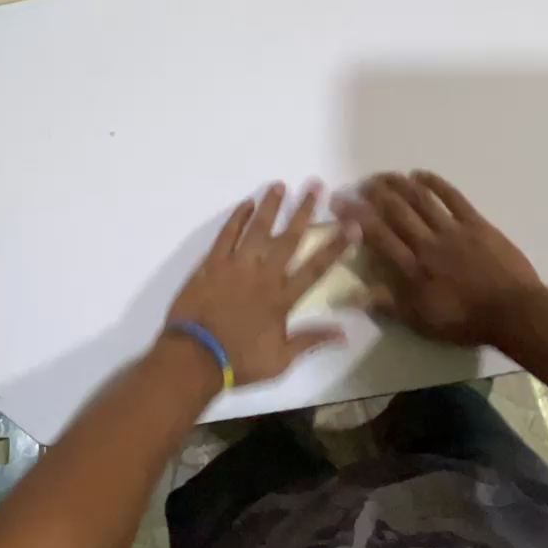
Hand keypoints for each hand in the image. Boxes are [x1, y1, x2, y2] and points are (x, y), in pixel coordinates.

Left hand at [163, 182, 352, 386]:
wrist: (194, 357)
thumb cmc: (239, 361)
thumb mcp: (281, 360)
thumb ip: (310, 340)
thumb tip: (344, 333)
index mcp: (282, 298)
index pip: (315, 267)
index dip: (335, 246)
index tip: (352, 226)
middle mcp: (263, 275)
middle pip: (288, 238)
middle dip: (304, 211)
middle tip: (316, 186)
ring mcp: (235, 266)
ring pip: (257, 229)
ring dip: (270, 207)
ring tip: (280, 185)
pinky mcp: (211, 265)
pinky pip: (226, 235)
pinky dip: (236, 219)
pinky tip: (245, 204)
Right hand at [334, 171, 542, 347]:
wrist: (514, 312)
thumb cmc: (465, 321)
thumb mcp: (421, 322)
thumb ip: (387, 305)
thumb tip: (351, 297)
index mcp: (412, 268)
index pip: (377, 236)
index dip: (355, 217)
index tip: (339, 203)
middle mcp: (427, 243)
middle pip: (396, 211)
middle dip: (374, 195)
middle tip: (360, 184)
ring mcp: (453, 230)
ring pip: (421, 200)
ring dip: (400, 185)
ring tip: (384, 176)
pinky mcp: (476, 224)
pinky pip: (452, 198)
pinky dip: (435, 183)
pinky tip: (420, 174)